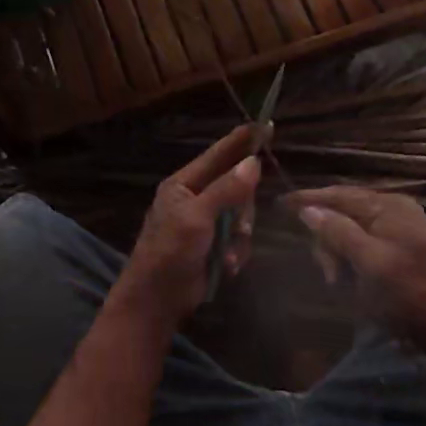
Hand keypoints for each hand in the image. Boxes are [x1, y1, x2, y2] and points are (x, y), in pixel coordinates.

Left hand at [113, 125, 261, 325]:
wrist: (157, 300)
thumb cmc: (169, 252)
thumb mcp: (196, 217)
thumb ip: (225, 189)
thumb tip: (253, 162)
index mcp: (183, 184)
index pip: (218, 154)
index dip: (242, 140)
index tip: (267, 125)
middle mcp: (196, 199)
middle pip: (237, 187)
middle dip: (242, 209)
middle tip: (240, 226)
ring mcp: (206, 224)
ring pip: (242, 216)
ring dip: (239, 238)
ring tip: (227, 254)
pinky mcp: (215, 247)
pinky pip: (239, 240)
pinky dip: (236, 253)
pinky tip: (226, 265)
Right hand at [283, 186, 425, 340]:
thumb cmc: (409, 291)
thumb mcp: (369, 260)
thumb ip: (337, 232)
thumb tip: (307, 210)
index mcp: (388, 206)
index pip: (339, 195)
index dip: (308, 199)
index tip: (279, 203)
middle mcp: (392, 213)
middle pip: (341, 214)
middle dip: (327, 241)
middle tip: (330, 274)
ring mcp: (395, 234)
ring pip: (348, 235)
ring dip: (336, 257)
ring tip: (339, 284)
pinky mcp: (396, 255)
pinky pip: (360, 250)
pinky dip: (348, 264)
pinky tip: (347, 282)